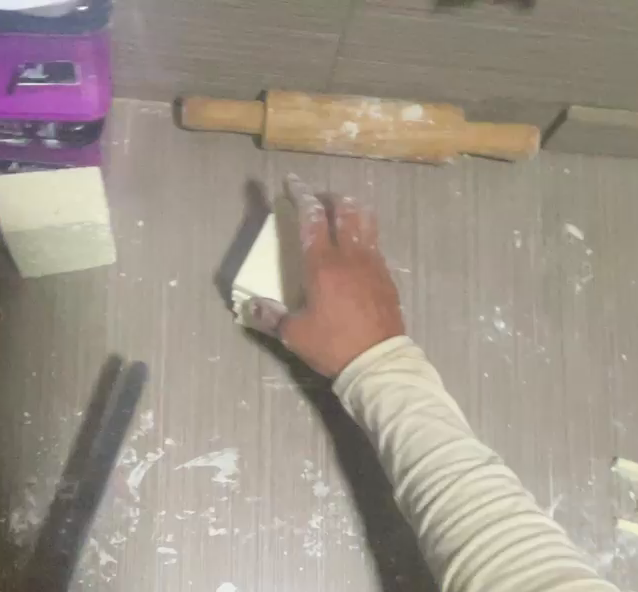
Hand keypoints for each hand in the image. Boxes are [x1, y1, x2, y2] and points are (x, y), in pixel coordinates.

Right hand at [242, 176, 405, 378]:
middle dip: (328, 198)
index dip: (300, 196)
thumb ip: (271, 317)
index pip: (311, 217)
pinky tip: (358, 248)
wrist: (376, 361)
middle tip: (317, 199)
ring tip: (342, 213)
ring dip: (352, 210)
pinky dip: (364, 235)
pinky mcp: (386, 276)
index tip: (291, 183)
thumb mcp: (294, 335)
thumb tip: (250, 306)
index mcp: (322, 264)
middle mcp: (349, 255)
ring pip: (366, 221)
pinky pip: (375, 244)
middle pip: (343, 210)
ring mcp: (372, 263)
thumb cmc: (332, 345)